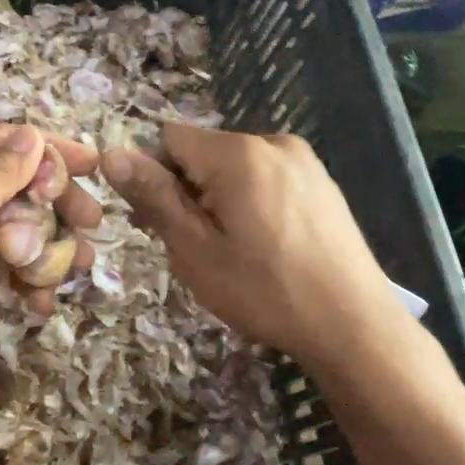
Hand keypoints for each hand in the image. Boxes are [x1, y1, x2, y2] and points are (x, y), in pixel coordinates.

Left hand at [0, 124, 101, 391]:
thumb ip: (1, 170)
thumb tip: (32, 135)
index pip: (6, 141)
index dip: (50, 149)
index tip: (92, 164)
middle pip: (24, 185)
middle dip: (58, 204)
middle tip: (90, 221)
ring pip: (28, 227)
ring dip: (51, 248)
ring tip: (67, 268)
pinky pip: (18, 264)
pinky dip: (33, 280)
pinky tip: (38, 300)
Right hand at [101, 124, 401, 369]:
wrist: (355, 327)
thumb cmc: (265, 291)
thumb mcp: (194, 248)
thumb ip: (153, 195)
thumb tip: (110, 153)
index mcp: (238, 153)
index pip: (168, 138)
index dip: (153, 176)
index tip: (158, 223)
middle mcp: (272, 142)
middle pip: (202, 152)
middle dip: (186, 191)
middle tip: (192, 247)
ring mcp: (303, 162)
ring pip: (233, 168)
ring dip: (217, 200)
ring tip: (230, 253)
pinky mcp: (321, 184)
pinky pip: (265, 179)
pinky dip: (249, 204)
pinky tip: (263, 248)